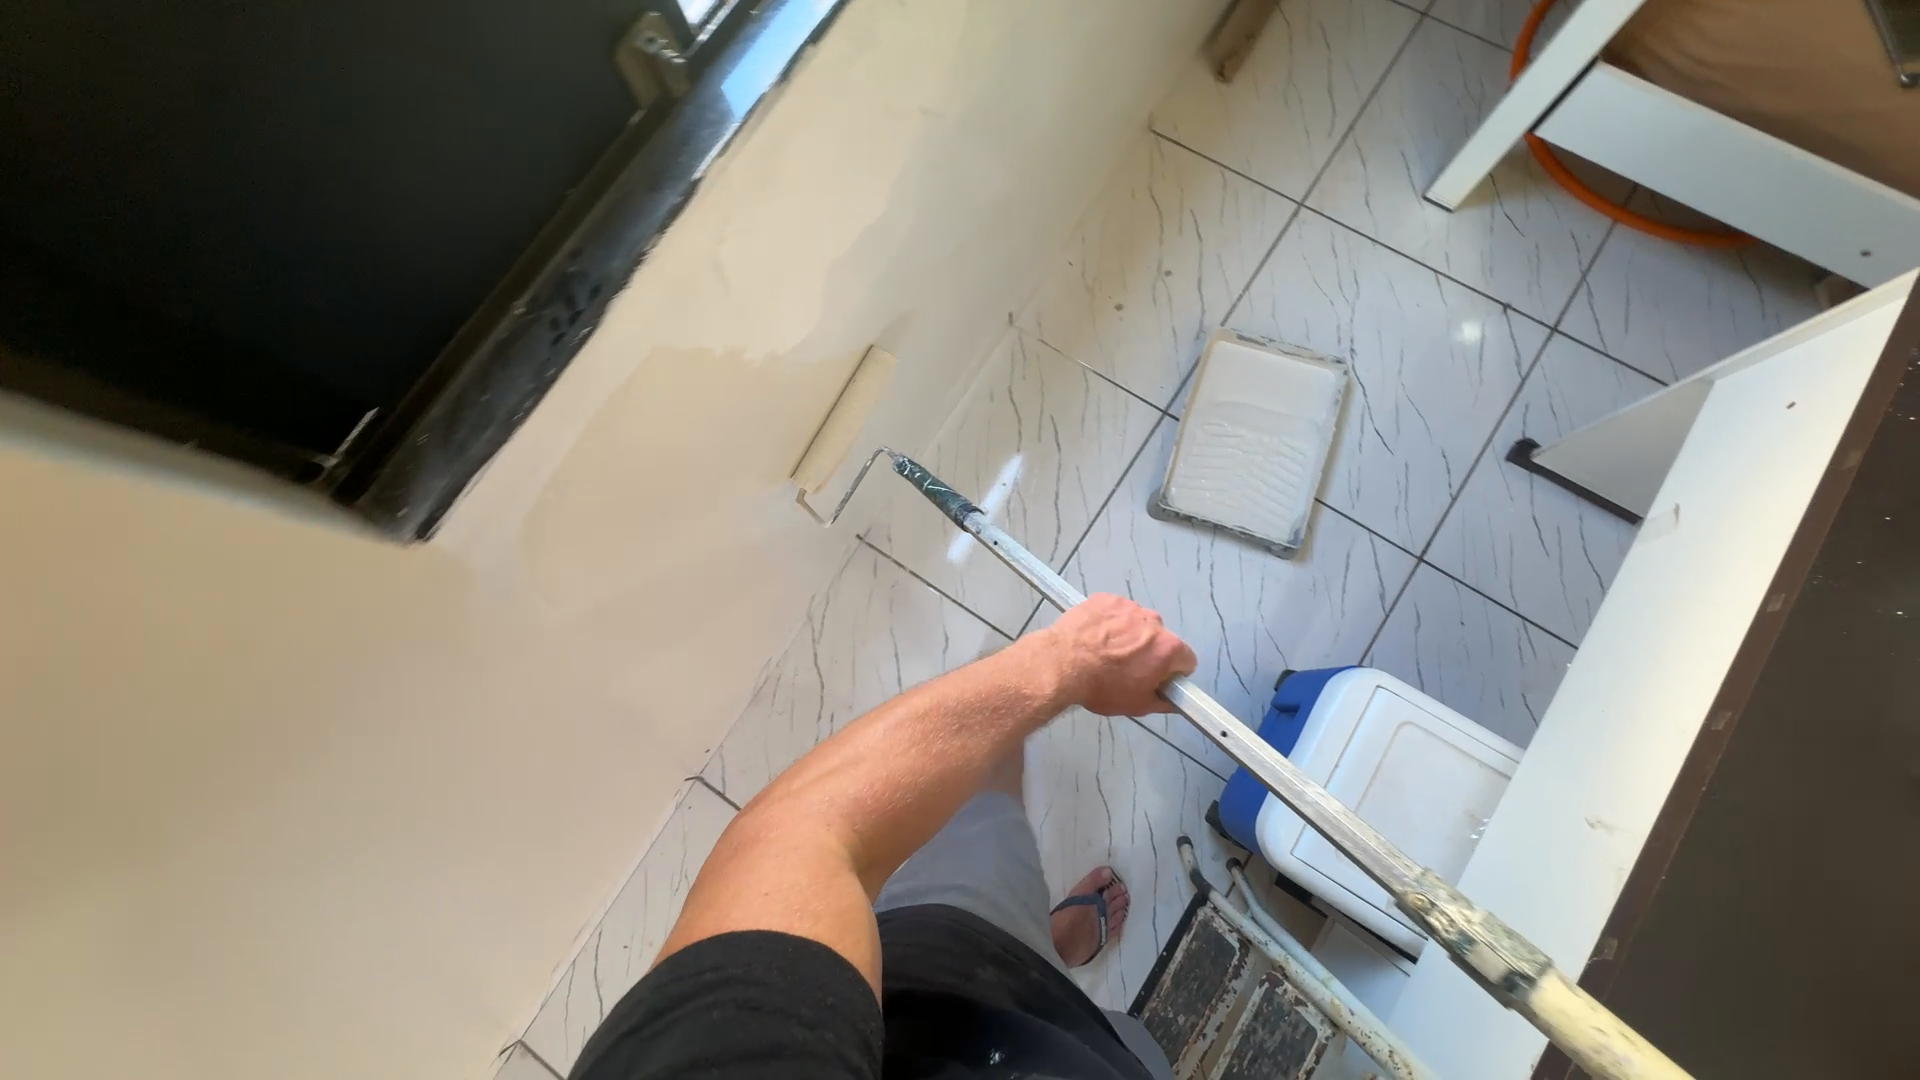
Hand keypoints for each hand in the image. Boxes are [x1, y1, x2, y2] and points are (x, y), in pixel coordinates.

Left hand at [1031, 594, 1196, 716]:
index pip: (1187, 660)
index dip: (1173, 672)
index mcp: (1169, 647)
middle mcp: (1154, 620)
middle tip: (1126, 667)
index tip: (1156, 679)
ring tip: (1104, 651)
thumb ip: (1163, 701)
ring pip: (1137, 623)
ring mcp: (1128, 606)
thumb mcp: (1137, 705)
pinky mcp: (1106, 598)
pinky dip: (1108, 621)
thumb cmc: (1102, 687)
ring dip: (1128, 634)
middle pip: (1161, 638)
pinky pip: (1115, 611)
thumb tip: (1174, 700)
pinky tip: (1093, 635)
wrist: (1062, 663)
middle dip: (1149, 651)